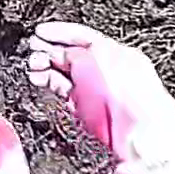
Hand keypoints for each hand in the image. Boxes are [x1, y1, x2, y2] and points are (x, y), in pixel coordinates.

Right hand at [24, 21, 174, 162]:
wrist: (142, 140)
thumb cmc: (130, 97)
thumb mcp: (94, 59)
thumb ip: (73, 52)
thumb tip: (59, 54)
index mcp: (116, 53)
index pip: (82, 36)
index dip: (59, 33)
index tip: (40, 32)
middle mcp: (109, 71)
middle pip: (71, 55)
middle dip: (49, 51)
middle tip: (32, 51)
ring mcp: (100, 93)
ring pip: (66, 74)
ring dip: (46, 68)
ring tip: (33, 67)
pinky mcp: (91, 115)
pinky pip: (66, 93)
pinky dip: (51, 85)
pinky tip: (40, 80)